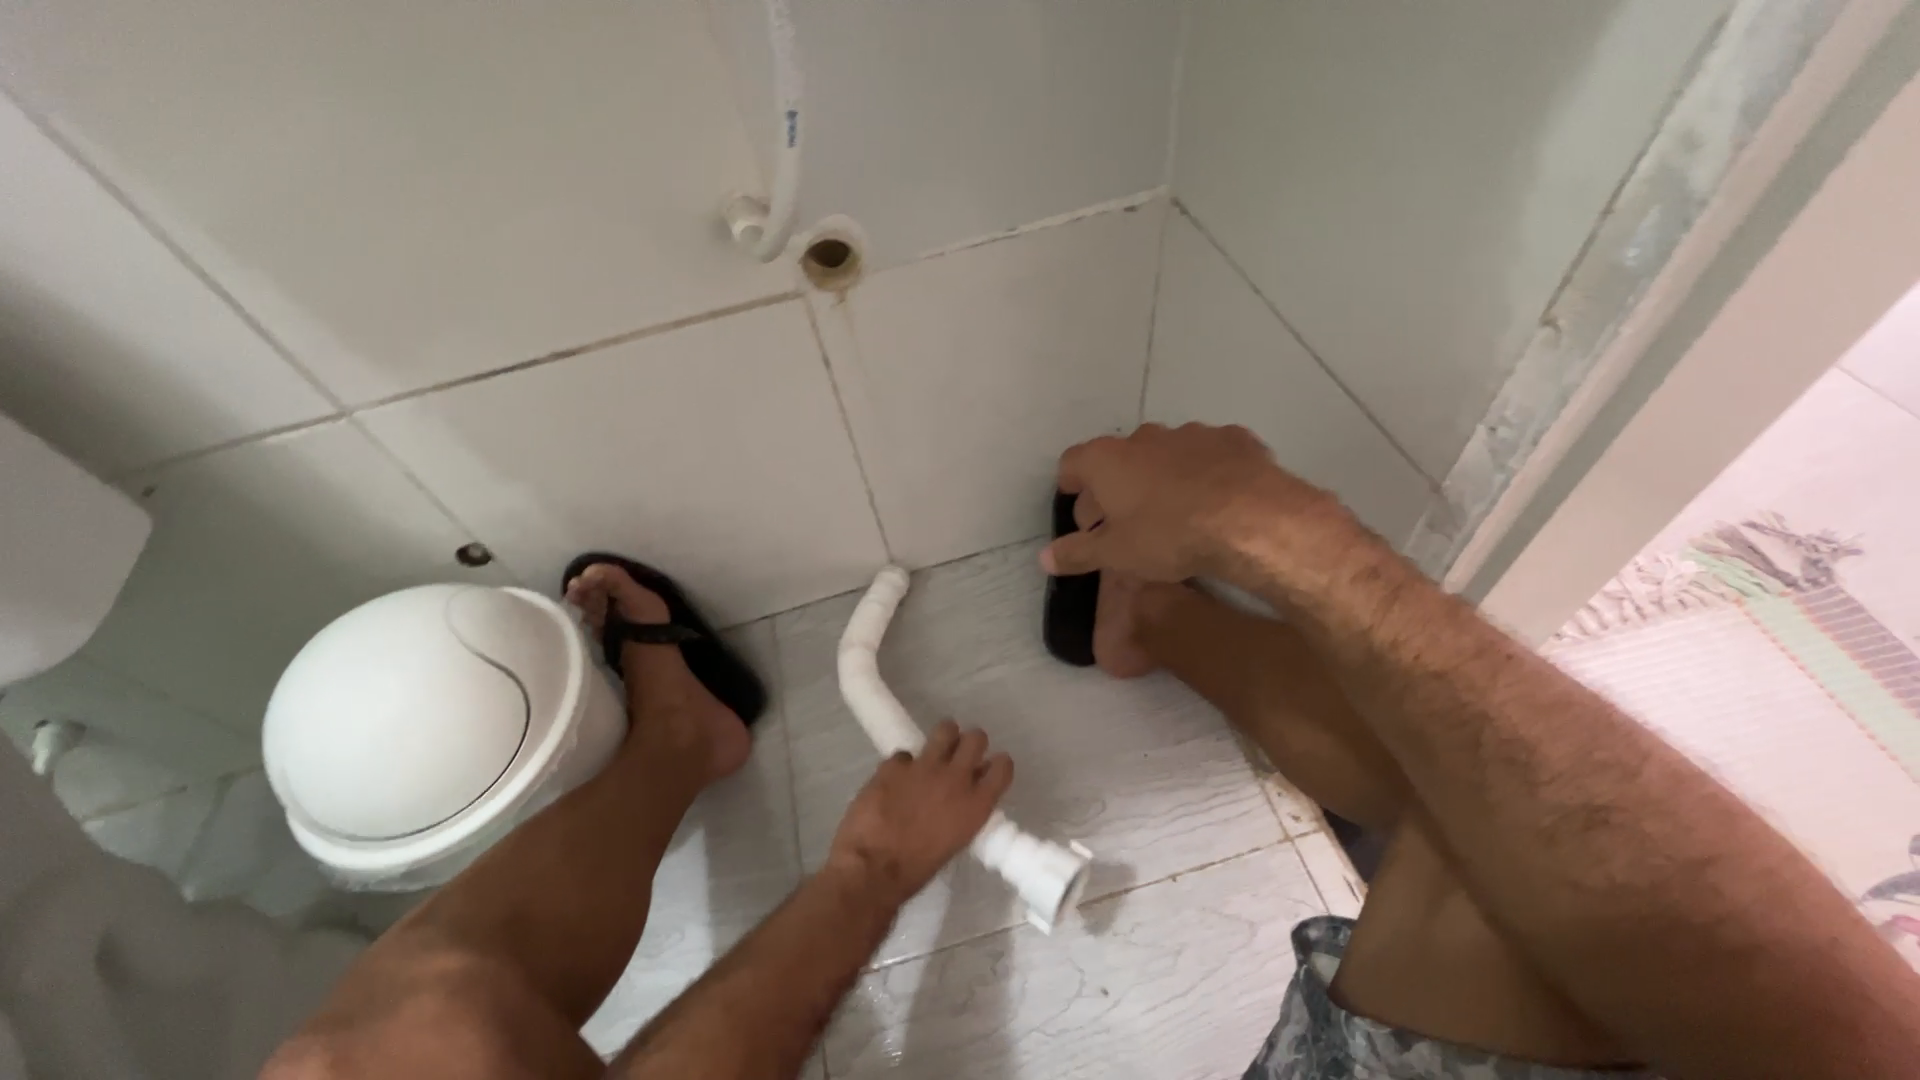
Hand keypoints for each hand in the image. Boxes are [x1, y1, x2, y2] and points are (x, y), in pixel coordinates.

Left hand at [826, 721, 1013, 905]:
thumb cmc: (916, 870)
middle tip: (959, 755)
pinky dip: (901, 765)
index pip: (1002, 767)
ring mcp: (924, 767)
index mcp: (976, 805)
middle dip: (969, 743)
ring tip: (933, 752)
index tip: (988, 768)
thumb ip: (963, 813)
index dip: (997, 764)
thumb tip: (962, 799)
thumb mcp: (955, 842)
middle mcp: (955, 779)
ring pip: (945, 730)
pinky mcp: (894, 764)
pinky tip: (894, 780)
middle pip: (976, 738)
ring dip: (943, 738)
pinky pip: (904, 754)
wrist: (873, 869)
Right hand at [1041, 422, 1355, 583]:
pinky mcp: (1234, 440)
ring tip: (1172, 511)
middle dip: (1116, 485)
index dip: (1071, 485)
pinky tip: (1216, 498)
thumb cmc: (1168, 536)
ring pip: (1165, 454)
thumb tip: (1045, 558)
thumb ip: (1077, 553)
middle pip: (1118, 458)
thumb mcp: (1115, 554)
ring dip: (1161, 476)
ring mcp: (1192, 434)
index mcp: (1108, 459)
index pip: (1072, 462)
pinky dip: (1205, 472)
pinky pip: (1210, 455)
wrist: (1250, 520)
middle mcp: (1145, 437)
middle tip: (1122, 521)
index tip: (1077, 505)